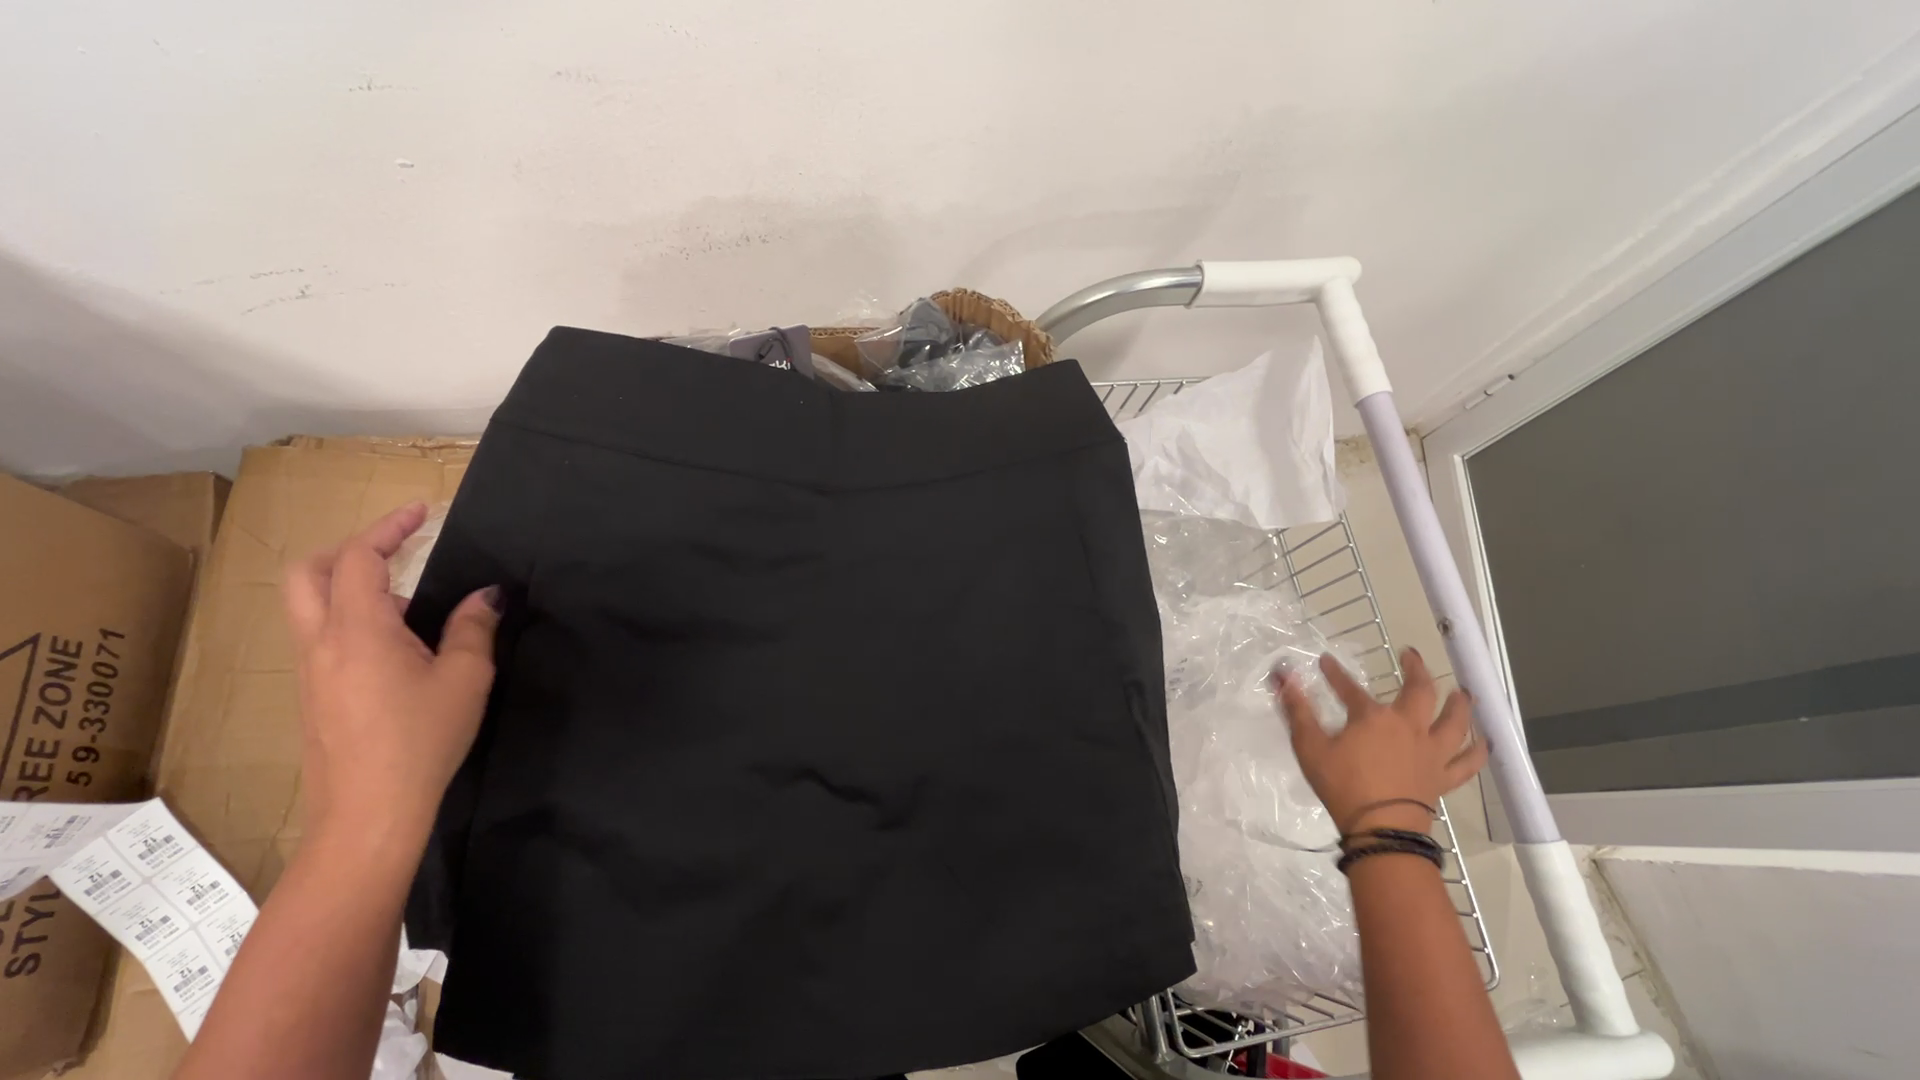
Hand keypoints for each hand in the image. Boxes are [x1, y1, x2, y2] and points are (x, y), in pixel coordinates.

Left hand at [284, 501, 498, 845]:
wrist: (369, 812)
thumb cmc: (422, 740)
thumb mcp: (465, 679)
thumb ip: (472, 628)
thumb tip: (486, 595)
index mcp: (358, 630)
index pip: (358, 558)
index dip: (388, 528)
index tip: (422, 513)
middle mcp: (322, 642)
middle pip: (308, 573)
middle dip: (347, 547)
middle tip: (394, 546)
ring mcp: (311, 670)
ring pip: (309, 605)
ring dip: (346, 581)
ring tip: (403, 590)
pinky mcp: (314, 695)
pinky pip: (322, 635)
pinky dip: (349, 615)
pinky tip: (395, 640)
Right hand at [1272, 649, 1487, 834]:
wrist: (1380, 828)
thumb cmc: (1342, 785)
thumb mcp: (1309, 746)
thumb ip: (1297, 710)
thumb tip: (1283, 677)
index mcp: (1373, 717)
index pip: (1350, 688)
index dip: (1336, 674)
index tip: (1326, 661)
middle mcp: (1408, 726)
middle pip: (1419, 691)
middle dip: (1415, 669)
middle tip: (1412, 655)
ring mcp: (1431, 751)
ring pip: (1454, 721)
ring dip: (1459, 704)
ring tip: (1462, 692)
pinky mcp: (1443, 776)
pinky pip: (1467, 762)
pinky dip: (1477, 751)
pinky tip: (1484, 742)